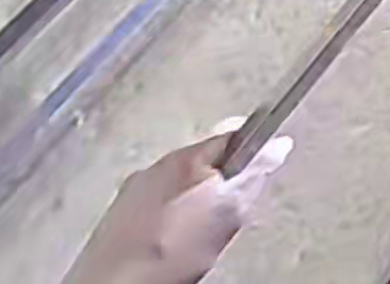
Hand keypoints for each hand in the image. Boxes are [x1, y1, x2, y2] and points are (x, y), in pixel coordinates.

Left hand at [63, 121, 291, 283]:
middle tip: (228, 208)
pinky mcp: (110, 226)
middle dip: (221, 180)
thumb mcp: (232, 209)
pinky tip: (171, 242)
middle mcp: (153, 168)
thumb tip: (279, 144)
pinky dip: (167, 219)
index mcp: (184, 157)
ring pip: (179, 187)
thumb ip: (259, 170)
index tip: (260, 170)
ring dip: (193, 200)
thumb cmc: (172, 252)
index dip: (253, 152)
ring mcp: (127, 198)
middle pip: (205, 162)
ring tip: (198, 231)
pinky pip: (155, 209)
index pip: (235, 136)